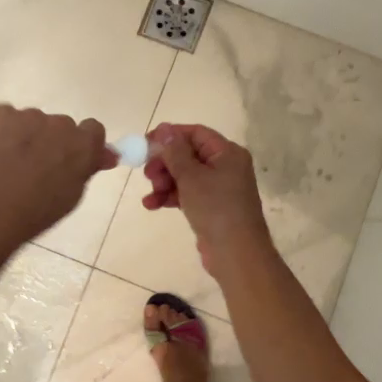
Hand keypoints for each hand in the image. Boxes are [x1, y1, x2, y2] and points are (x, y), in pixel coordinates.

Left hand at [0, 105, 117, 241]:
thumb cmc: (35, 212)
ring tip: (9, 165)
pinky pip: (6, 117)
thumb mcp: (71, 196)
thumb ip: (88, 169)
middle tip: (36, 168)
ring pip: (32, 121)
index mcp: (83, 144)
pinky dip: (2, 130)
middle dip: (52, 141)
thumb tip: (106, 154)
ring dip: (27, 135)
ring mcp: (28, 115)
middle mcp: (60, 123)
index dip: (82, 144)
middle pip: (61, 126)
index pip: (93, 130)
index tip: (71, 160)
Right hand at [141, 123, 273, 275]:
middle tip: (147, 174)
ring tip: (150, 195)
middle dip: (165, 163)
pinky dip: (170, 196)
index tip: (145, 143)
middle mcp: (226, 166)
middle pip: (188, 154)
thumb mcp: (191, 177)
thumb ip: (175, 151)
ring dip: (164, 182)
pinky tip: (152, 205)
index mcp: (228, 153)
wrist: (236, 254)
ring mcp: (219, 188)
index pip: (195, 133)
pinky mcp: (212, 207)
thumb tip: (165, 128)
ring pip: (185, 176)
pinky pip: (187, 193)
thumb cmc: (216, 209)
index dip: (170, 136)